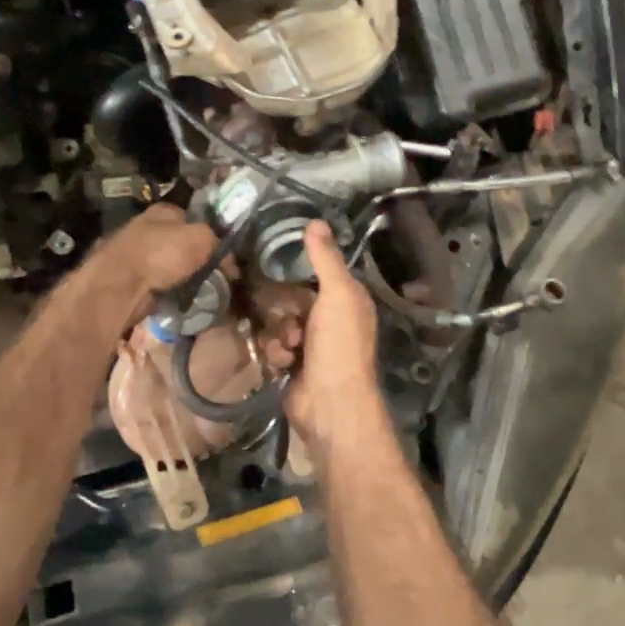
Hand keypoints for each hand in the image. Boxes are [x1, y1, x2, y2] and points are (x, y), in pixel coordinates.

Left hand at [89, 203, 217, 293]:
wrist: (120, 286)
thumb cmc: (162, 253)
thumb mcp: (202, 238)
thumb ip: (219, 244)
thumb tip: (231, 264)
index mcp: (164, 211)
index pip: (194, 218)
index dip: (212, 235)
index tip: (225, 255)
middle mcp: (149, 228)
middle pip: (183, 244)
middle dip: (199, 260)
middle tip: (218, 276)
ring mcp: (138, 255)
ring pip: (173, 267)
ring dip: (186, 278)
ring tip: (204, 292)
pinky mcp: (132, 279)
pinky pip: (162, 285)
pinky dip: (172, 292)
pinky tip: (183, 300)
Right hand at [285, 221, 382, 455]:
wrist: (331, 405)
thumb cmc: (339, 344)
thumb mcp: (337, 294)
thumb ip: (325, 259)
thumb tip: (316, 220)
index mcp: (349, 301)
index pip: (321, 275)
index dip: (301, 270)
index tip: (276, 262)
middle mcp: (334, 322)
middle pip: (295, 300)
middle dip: (286, 308)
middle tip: (284, 315)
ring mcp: (314, 347)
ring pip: (281, 324)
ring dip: (280, 334)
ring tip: (288, 346)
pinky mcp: (294, 369)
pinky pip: (275, 349)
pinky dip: (276, 354)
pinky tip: (283, 364)